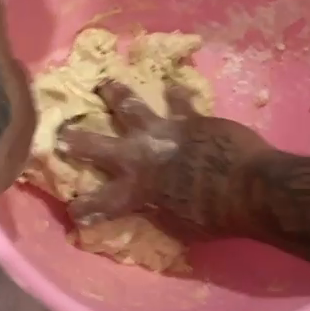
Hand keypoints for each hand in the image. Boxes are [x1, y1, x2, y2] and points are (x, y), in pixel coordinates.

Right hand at [57, 81, 270, 237]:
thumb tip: (149, 209)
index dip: (84, 208)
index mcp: (136, 191)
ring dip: (117, 95)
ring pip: (132, 109)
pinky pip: (181, 101)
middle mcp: (141, 158)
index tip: (73, 211)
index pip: (101, 203)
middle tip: (61, 133)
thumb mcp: (178, 227)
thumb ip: (157, 213)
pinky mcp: (190, 119)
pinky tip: (173, 82)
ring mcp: (163, 133)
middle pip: (99, 147)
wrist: (248, 187)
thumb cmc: (215, 217)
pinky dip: (177, 93)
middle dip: (77, 141)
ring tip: (106, 83)